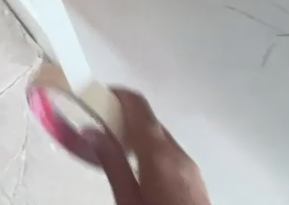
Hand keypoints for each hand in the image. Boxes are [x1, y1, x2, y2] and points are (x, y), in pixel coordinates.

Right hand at [86, 90, 209, 204]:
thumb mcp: (128, 201)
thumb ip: (111, 162)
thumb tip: (91, 129)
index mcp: (159, 152)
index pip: (137, 104)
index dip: (115, 94)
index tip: (94, 99)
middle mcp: (178, 153)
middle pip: (148, 120)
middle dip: (122, 117)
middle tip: (97, 128)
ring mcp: (191, 169)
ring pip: (158, 137)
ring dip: (136, 135)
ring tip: (113, 151)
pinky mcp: (196, 183)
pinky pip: (169, 154)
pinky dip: (150, 150)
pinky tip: (136, 170)